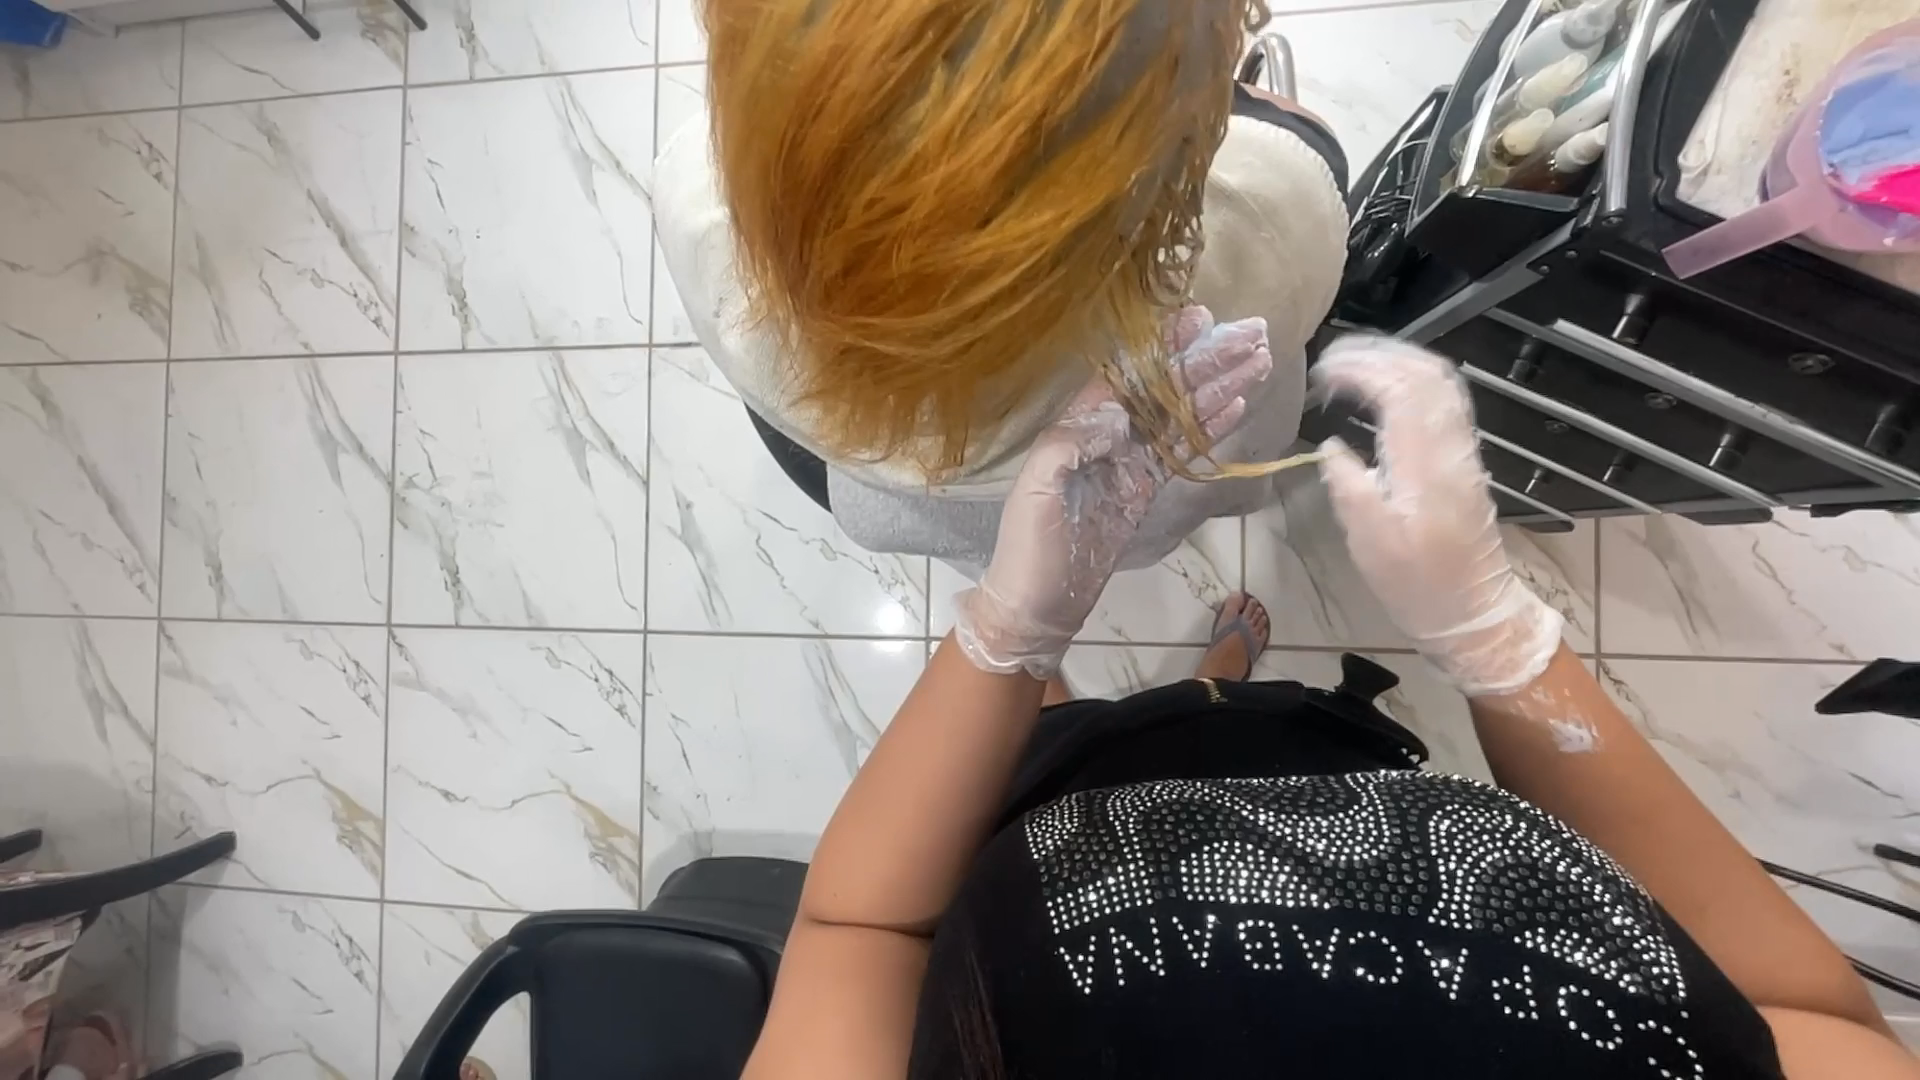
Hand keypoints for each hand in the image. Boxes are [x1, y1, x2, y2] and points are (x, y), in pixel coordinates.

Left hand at [954, 308, 1271, 676]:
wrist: (1038, 604)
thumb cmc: (1030, 547)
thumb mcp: (1037, 488)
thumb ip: (1071, 441)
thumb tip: (1121, 412)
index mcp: (1077, 429)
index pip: (1126, 375)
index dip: (1162, 348)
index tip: (1199, 320)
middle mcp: (1106, 439)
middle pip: (1162, 391)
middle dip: (1204, 361)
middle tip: (1250, 333)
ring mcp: (1128, 464)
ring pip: (1179, 417)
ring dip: (1217, 388)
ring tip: (1257, 359)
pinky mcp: (1144, 491)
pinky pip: (1181, 452)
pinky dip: (1209, 429)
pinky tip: (1236, 404)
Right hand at [1312, 335, 1563, 695]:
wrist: (1472, 610)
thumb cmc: (1415, 582)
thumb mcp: (1370, 541)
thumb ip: (1348, 486)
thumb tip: (1330, 446)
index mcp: (1426, 465)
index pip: (1401, 391)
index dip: (1360, 369)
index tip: (1320, 373)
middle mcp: (1451, 448)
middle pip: (1427, 374)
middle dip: (1378, 354)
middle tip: (1330, 358)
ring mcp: (1461, 452)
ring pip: (1440, 384)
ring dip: (1396, 362)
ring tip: (1351, 365)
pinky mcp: (1460, 461)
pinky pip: (1441, 403)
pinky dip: (1409, 383)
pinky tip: (1381, 391)